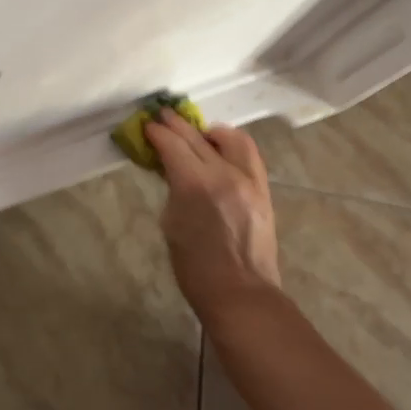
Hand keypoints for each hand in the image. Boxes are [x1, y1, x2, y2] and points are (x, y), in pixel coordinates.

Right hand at [143, 110, 280, 319]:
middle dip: (177, 126)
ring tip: (197, 134)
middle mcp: (224, 174)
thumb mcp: (172, 224)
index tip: (147, 125)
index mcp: (195, 185)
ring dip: (209, 132)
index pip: (173, 146)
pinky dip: (231, 145)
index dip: (158, 133)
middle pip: (197, 138)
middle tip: (163, 116)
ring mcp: (249, 180)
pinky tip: (220, 150)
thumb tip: (172, 171)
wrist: (241, 293)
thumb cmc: (195, 268)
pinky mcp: (263, 189)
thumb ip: (174, 189)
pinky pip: (247, 154)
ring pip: (230, 138)